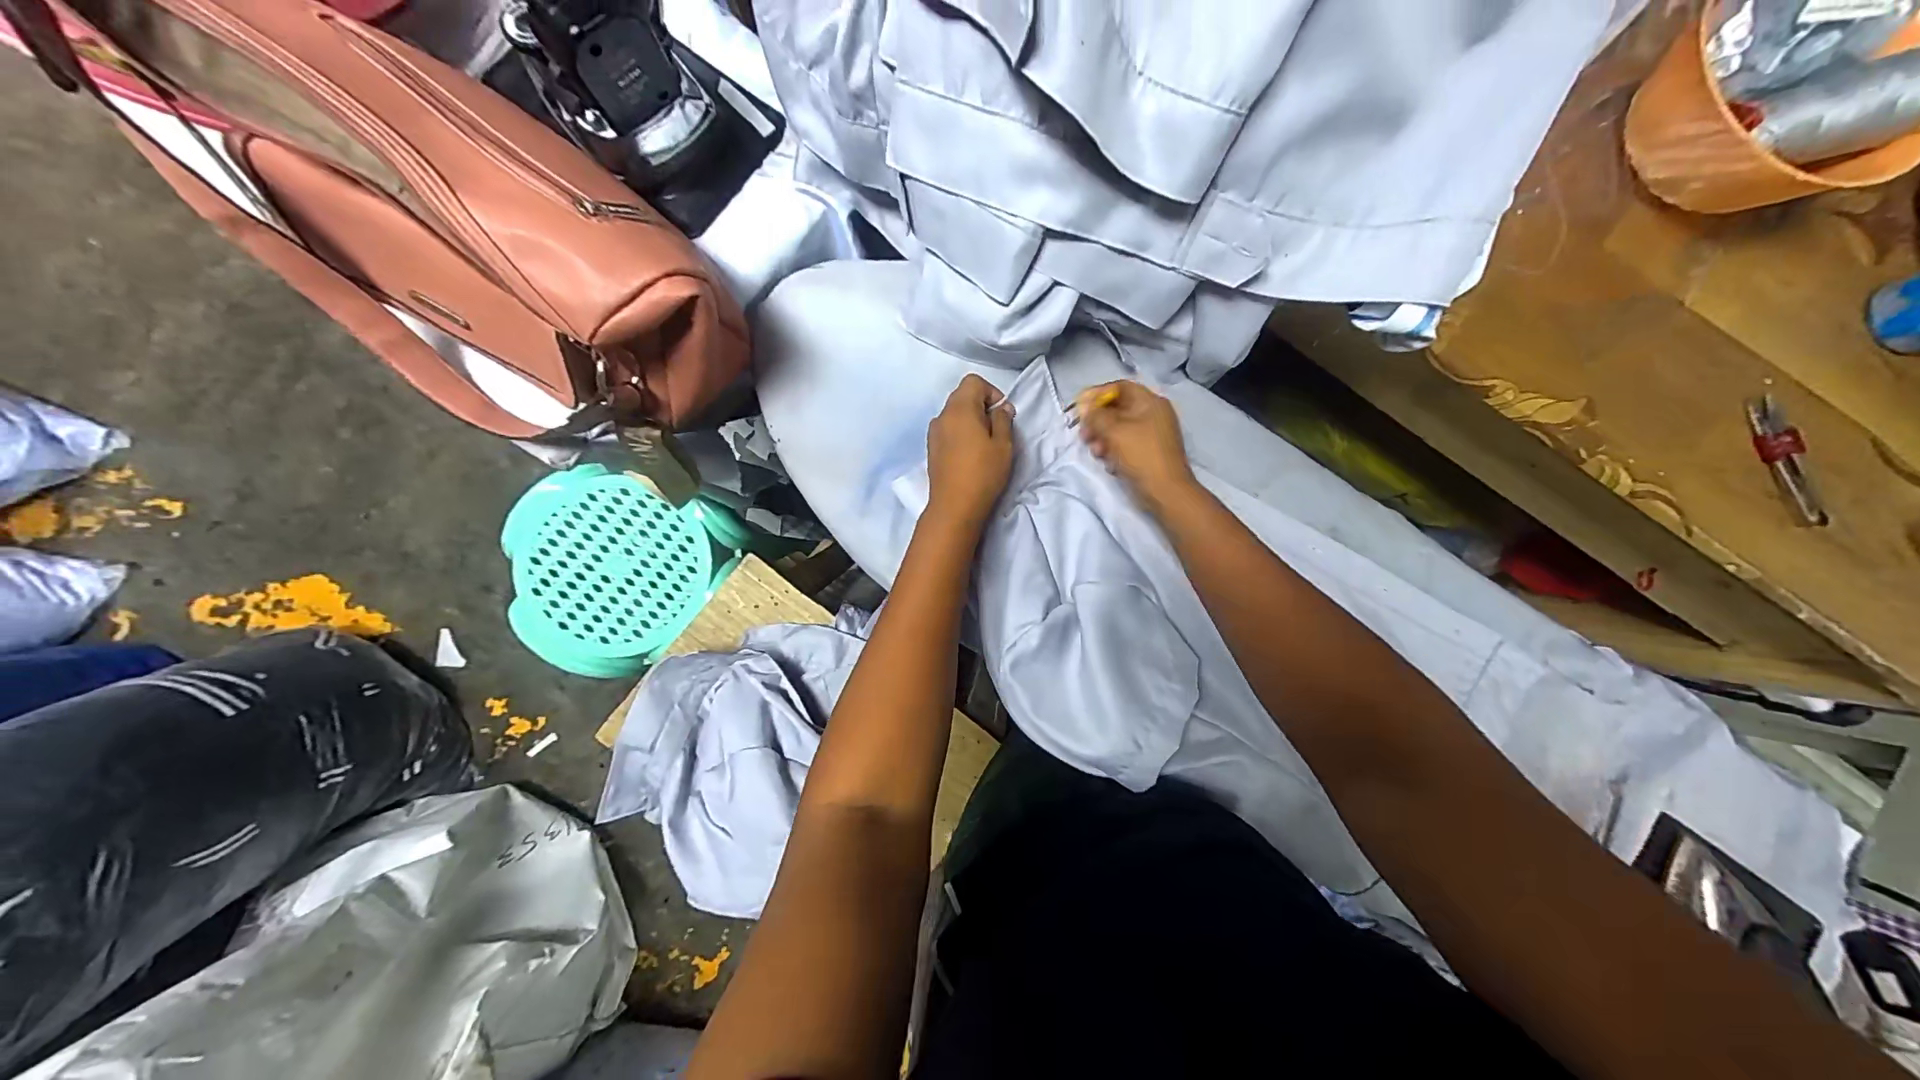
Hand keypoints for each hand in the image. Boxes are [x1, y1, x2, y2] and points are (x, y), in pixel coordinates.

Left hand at [926, 374, 1013, 529]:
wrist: (954, 506)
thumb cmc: (983, 473)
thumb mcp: (1003, 445)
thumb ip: (1003, 420)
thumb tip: (1002, 408)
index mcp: (959, 408)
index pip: (973, 382)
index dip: (991, 392)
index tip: (1002, 414)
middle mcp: (942, 415)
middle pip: (962, 396)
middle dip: (981, 406)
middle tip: (997, 429)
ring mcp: (933, 433)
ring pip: (954, 414)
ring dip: (970, 421)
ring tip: (984, 444)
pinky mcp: (931, 448)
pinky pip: (948, 430)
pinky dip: (960, 433)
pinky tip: (970, 455)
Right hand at [1076, 380, 1195, 514]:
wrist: (1165, 491)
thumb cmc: (1141, 455)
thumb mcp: (1114, 431)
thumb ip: (1096, 415)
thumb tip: (1086, 408)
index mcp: (1150, 402)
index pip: (1120, 387)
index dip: (1097, 394)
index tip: (1080, 408)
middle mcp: (1153, 414)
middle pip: (1118, 409)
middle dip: (1097, 420)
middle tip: (1083, 435)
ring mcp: (1152, 434)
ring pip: (1119, 428)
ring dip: (1102, 437)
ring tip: (1096, 452)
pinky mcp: (1148, 452)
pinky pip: (1125, 444)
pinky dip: (1113, 450)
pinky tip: (1108, 462)